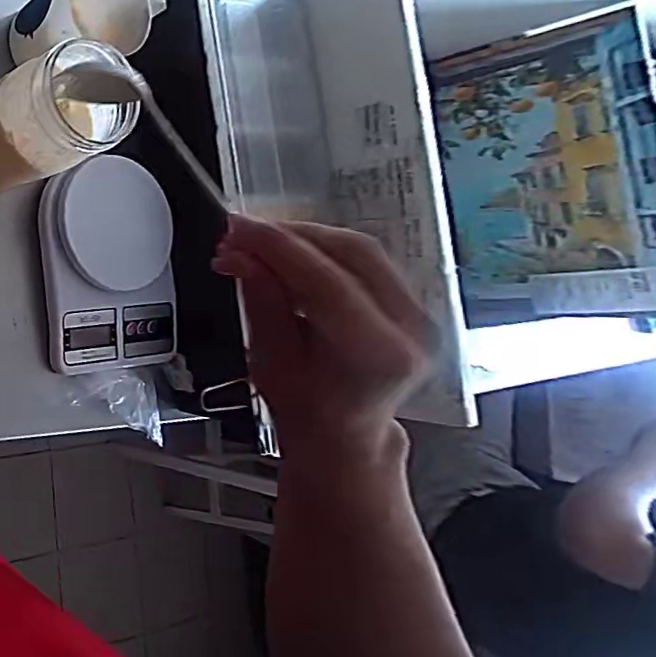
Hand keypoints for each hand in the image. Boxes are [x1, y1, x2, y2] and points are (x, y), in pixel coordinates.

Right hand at [213, 216, 436, 472]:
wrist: (345, 429)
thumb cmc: (304, 405)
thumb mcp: (269, 357)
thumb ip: (262, 302)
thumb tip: (241, 257)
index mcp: (375, 350)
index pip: (324, 279)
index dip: (275, 246)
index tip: (236, 227)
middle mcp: (411, 326)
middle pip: (351, 253)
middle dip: (289, 235)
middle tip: (238, 232)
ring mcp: (419, 312)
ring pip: (359, 251)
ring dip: (301, 239)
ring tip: (254, 242)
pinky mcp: (411, 302)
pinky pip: (364, 261)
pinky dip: (317, 251)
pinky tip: (283, 255)